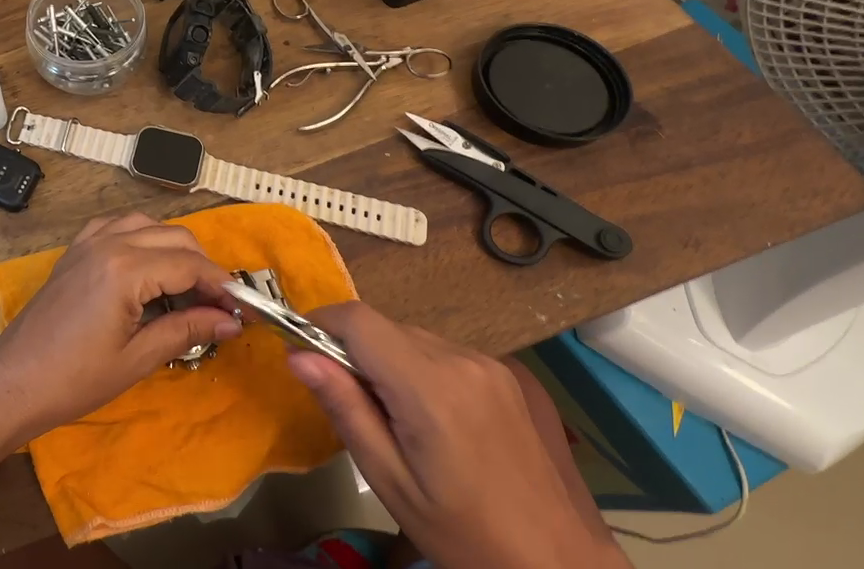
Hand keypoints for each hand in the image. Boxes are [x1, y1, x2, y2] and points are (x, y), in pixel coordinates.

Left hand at [0, 213, 240, 440]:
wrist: (15, 381)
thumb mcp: (138, 359)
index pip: (189, 264)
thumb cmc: (76, 379)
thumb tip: (230, 322)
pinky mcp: (74, 251)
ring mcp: (87, 243)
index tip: (243, 310)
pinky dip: (140, 238)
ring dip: (174, 247)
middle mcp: (107, 243)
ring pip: (146, 224)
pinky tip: (147, 268)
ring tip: (188, 287)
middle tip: (219, 304)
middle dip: (203, 265)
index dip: (222, 286)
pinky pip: (116, 227)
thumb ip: (186, 330)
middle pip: (173, 236)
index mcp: (125, 269)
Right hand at [287, 302, 628, 568]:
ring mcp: (497, 366)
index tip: (301, 352)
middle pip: (385, 328)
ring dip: (392, 363)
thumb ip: (345, 409)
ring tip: (399, 421)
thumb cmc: (467, 535)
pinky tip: (441, 424)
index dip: (320, 323)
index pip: (357, 319)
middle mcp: (465, 360)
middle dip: (355, 352)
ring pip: (417, 340)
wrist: (565, 568)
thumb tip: (298, 355)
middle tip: (351, 405)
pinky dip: (427, 373)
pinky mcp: (516, 377)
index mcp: (430, 386)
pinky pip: (450, 356)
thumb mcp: (391, 482)